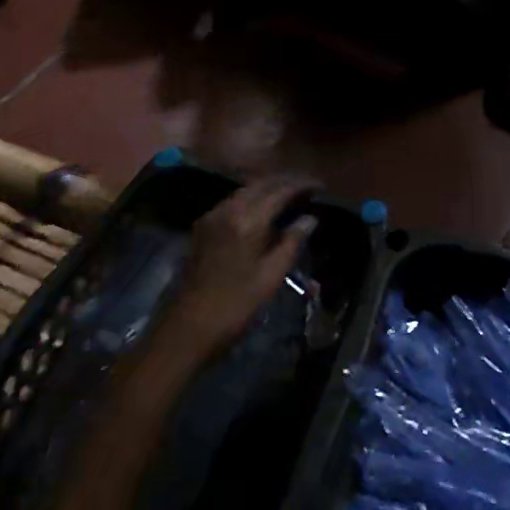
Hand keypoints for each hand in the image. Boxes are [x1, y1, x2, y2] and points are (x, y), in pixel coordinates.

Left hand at [151, 176, 317, 363]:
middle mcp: (228, 210)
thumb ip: (292, 241)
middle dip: (285, 182)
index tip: (320, 186)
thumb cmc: (236, 305)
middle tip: (307, 187)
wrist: (188, 327)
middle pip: (260, 184)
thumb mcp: (272, 275)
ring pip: (245, 190)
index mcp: (248, 220)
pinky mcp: (203, 228)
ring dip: (268, 188)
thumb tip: (310, 218)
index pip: (280, 191)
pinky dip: (251, 198)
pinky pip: (232, 202)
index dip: (301, 185)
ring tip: (289, 196)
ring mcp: (211, 217)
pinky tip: (262, 210)